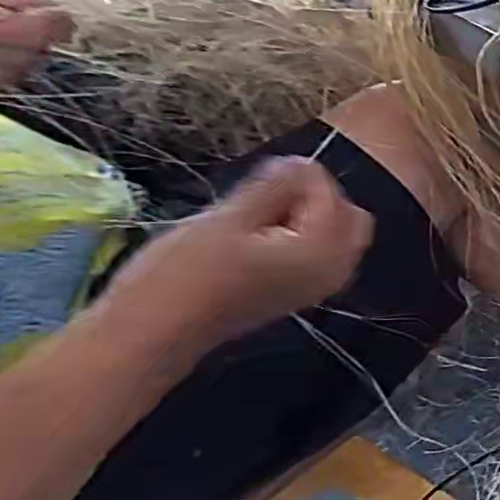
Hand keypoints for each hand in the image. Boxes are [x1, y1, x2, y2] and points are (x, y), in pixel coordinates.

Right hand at [102, 157, 372, 358]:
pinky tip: (259, 238)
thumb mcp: (227, 220)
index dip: (302, 177)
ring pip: (336, 234)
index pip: (332, 197)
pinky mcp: (303, 292)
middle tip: (262, 195)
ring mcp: (324, 283)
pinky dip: (302, 238)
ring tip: (254, 218)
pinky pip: (321, 253)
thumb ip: (273, 189)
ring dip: (307, 217)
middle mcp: (339, 267)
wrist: (151, 336)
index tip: (265, 170)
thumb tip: (301, 163)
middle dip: (315, 198)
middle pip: (348, 216)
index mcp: (326, 248)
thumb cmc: (183, 274)